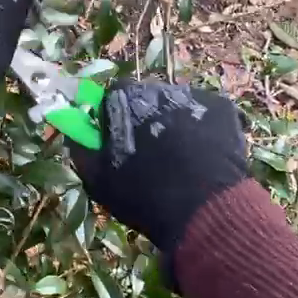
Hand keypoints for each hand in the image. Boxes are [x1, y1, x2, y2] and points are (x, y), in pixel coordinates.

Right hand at [72, 80, 249, 254]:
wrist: (204, 211)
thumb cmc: (144, 196)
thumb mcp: (99, 181)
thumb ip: (82, 151)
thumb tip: (75, 135)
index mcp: (124, 98)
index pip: (112, 96)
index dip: (114, 119)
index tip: (120, 143)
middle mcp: (158, 86)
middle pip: (147, 98)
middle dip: (147, 119)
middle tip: (152, 153)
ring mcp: (194, 94)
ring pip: (179, 106)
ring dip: (176, 123)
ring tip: (183, 160)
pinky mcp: (222, 107)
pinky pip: (207, 114)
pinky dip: (205, 130)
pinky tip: (205, 156)